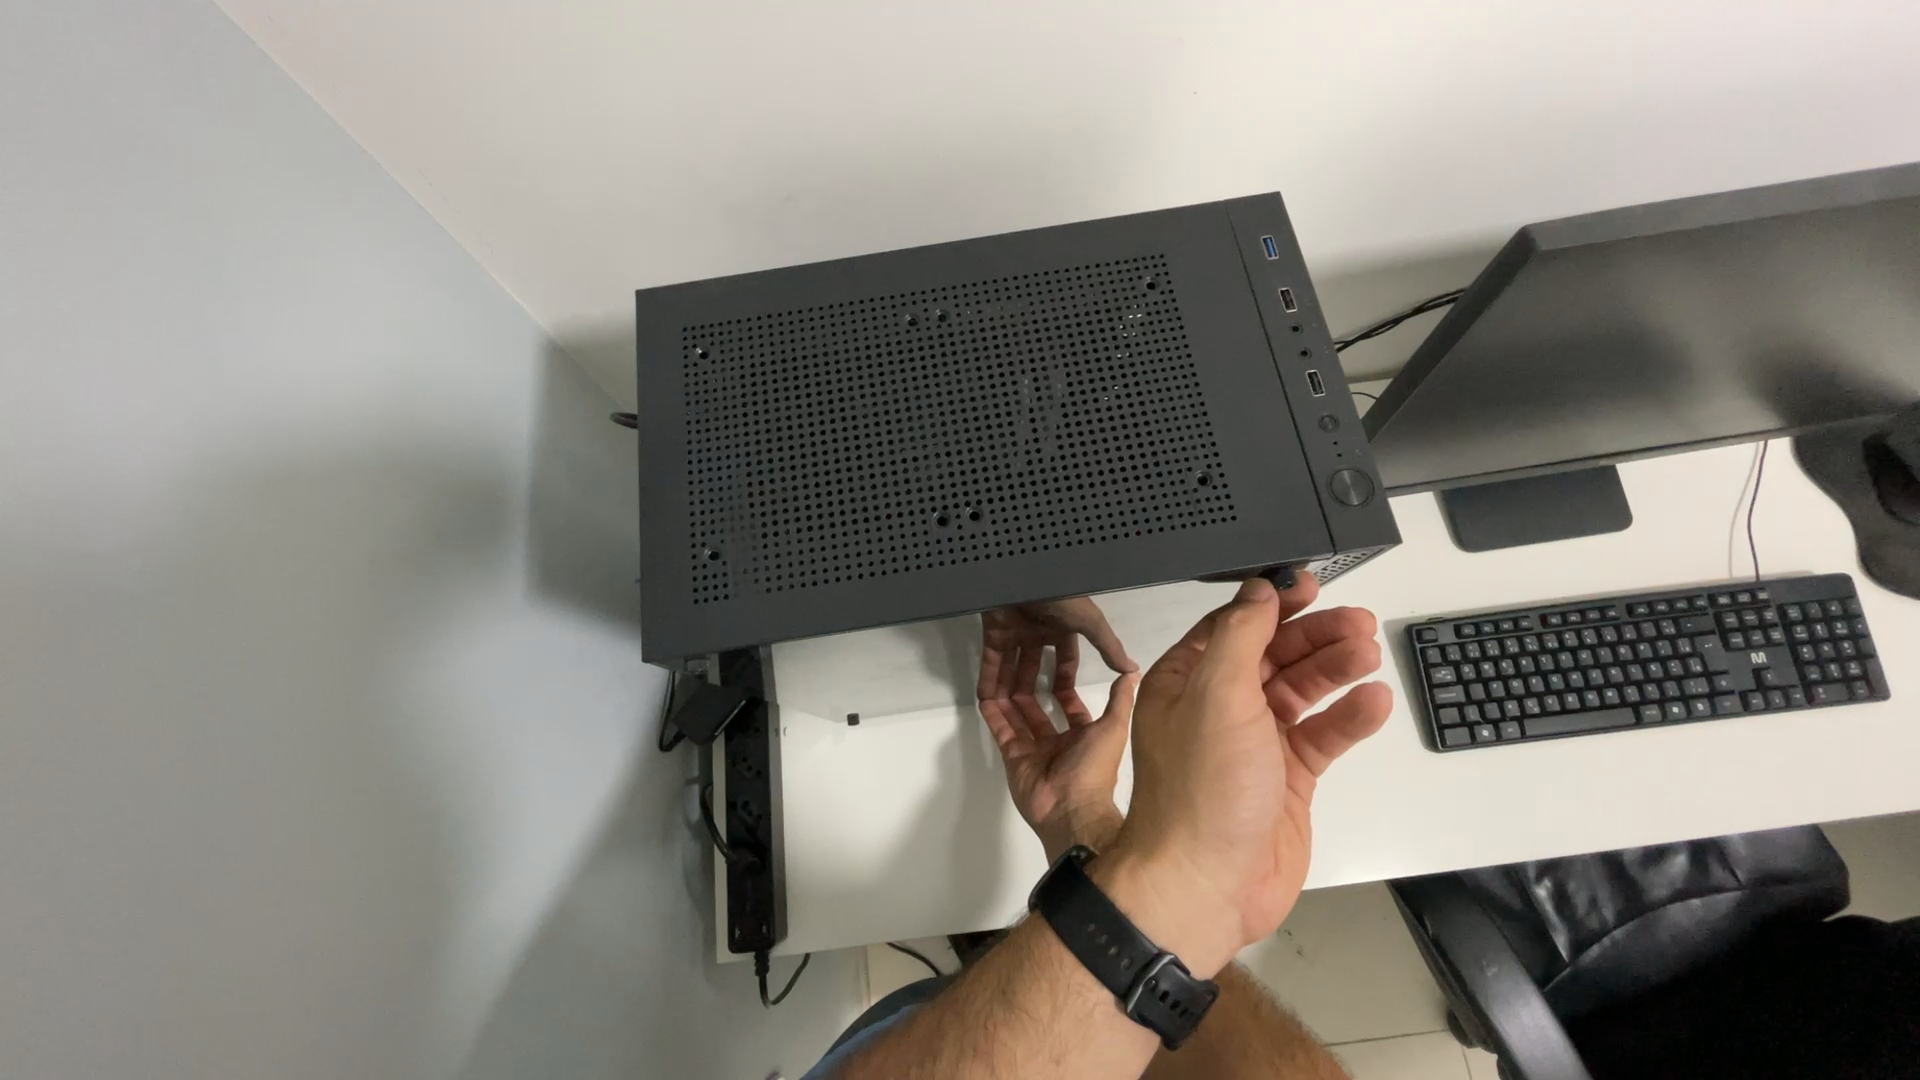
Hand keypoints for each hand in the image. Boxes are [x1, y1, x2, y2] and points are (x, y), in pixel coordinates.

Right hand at [977, 599, 1139, 861]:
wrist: (1071, 810)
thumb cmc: (1095, 767)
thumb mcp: (1114, 728)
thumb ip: (1120, 700)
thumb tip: (1133, 672)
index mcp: (1082, 736)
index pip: (1069, 705)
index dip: (1061, 685)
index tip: (1051, 661)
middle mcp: (1057, 742)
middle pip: (1039, 709)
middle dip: (1030, 686)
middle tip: (1019, 660)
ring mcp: (1032, 750)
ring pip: (1017, 716)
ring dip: (1009, 695)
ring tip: (999, 668)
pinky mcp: (1013, 757)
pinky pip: (1002, 730)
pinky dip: (994, 714)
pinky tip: (984, 692)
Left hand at [1097, 575, 1391, 976]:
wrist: (1208, 883)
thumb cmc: (1201, 789)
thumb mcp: (1215, 696)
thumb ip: (1239, 638)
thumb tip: (1257, 592)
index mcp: (1185, 682)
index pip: (1231, 628)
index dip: (1270, 606)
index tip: (1310, 588)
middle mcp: (1215, 707)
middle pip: (1271, 655)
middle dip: (1313, 636)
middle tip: (1359, 623)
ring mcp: (1252, 742)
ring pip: (1299, 691)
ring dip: (1334, 670)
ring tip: (1369, 653)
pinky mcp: (1284, 776)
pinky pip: (1320, 735)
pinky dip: (1346, 718)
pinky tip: (1373, 701)